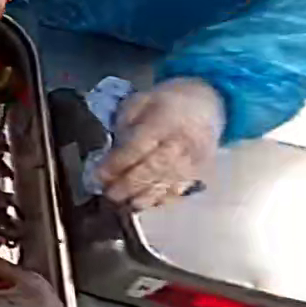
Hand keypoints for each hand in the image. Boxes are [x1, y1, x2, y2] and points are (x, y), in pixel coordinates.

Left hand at [96, 77, 224, 210]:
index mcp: (163, 124)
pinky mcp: (201, 171)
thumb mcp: (138, 102)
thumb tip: (111, 148)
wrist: (208, 103)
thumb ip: (124, 124)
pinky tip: (145, 204)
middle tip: (108, 194)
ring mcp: (194, 160)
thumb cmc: (164, 102)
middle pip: (154, 169)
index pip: (137, 148)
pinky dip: (162, 198)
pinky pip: (182, 188)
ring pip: (168, 182)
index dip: (116, 164)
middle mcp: (182, 144)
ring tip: (124, 204)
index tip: (97, 176)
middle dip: (128, 184)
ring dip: (144, 196)